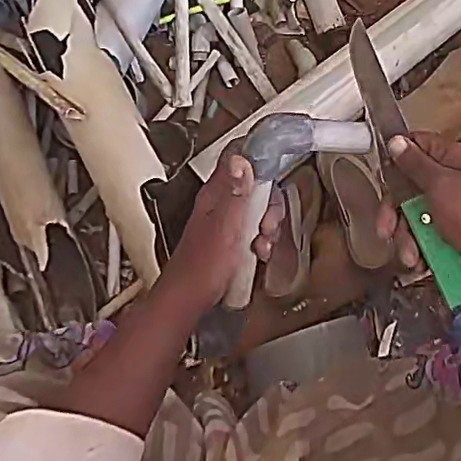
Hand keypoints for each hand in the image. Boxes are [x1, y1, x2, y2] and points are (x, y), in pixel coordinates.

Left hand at [165, 147, 267, 310]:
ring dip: (267, 227)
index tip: (271, 180)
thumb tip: (241, 161)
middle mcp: (219, 204)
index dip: (258, 164)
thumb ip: (236, 194)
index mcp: (215, 195)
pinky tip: (258, 254)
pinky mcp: (230, 241)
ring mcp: (224, 222)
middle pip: (255, 188)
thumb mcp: (226, 226)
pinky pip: (253, 232)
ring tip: (261, 243)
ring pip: (257, 211)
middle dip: (269, 206)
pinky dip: (261, 242)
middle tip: (266, 224)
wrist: (188, 299)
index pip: (237, 162)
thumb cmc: (201, 267)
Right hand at [375, 132, 460, 301]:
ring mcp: (448, 207)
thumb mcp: (443, 186)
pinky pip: (422, 235)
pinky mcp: (448, 232)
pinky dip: (418, 248)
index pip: (415, 144)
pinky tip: (420, 261)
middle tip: (387, 228)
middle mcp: (449, 179)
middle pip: (406, 185)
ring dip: (405, 236)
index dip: (396, 157)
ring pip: (411, 214)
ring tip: (412, 255)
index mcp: (451, 159)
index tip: (382, 174)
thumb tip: (396, 141)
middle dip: (394, 210)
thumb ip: (416, 164)